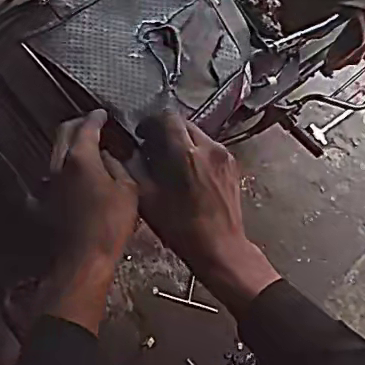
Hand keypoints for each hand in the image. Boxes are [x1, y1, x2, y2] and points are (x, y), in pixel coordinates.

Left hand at [39, 110, 139, 331]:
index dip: (96, 118)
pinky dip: (68, 165)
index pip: (86, 127)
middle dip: (78, 125)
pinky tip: (81, 174)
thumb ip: (118, 166)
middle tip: (92, 124)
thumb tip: (109, 158)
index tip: (102, 114)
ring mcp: (49, 183)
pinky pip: (57, 172)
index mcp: (80, 158)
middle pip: (63, 134)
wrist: (83, 259)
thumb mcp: (128, 190)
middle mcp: (59, 165)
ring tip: (89, 148)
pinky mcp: (46, 200)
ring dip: (71, 145)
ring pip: (57, 153)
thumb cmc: (110, 225)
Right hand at [135, 112, 280, 314]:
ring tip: (170, 163)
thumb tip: (131, 151)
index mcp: (184, 154)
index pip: (167, 118)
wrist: (220, 247)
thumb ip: (135, 168)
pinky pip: (210, 149)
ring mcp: (224, 156)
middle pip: (183, 124)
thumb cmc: (182, 228)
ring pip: (198, 135)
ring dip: (182, 142)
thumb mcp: (148, 198)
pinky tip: (188, 174)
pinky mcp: (233, 166)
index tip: (142, 134)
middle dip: (166, 131)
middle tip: (153, 148)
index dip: (150, 122)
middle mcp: (208, 148)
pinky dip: (196, 154)